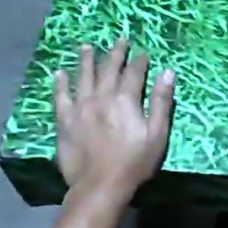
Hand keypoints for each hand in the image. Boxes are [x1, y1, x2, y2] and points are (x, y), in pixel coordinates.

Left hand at [51, 41, 176, 200]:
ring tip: (86, 46)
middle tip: (119, 40)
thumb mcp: (157, 134)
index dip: (139, 61)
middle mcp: (101, 97)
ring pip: (83, 77)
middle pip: (108, 69)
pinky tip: (59, 73)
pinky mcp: (64, 120)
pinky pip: (60, 96)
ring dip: (86, 60)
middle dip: (115, 53)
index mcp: (125, 100)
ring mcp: (80, 107)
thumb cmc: (134, 163)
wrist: (99, 186)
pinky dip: (60, 83)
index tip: (143, 53)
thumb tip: (167, 72)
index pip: (133, 73)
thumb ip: (161, 102)